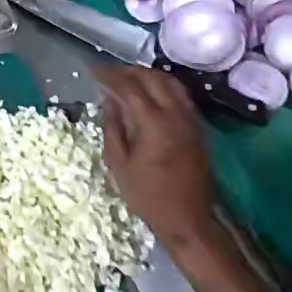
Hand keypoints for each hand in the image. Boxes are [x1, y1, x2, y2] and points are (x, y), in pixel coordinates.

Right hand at [98, 66, 215, 247]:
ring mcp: (190, 119)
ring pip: (170, 81)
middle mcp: (175, 114)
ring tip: (128, 78)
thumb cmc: (148, 196)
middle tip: (109, 74)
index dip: (109, 75)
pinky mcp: (198, 126)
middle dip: (128, 71)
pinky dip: (163, 85)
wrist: (188, 219)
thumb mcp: (119, 165)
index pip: (129, 87)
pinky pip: (180, 94)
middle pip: (152, 77)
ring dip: (147, 75)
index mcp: (153, 124)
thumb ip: (113, 127)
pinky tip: (150, 92)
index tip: (94, 71)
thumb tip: (109, 100)